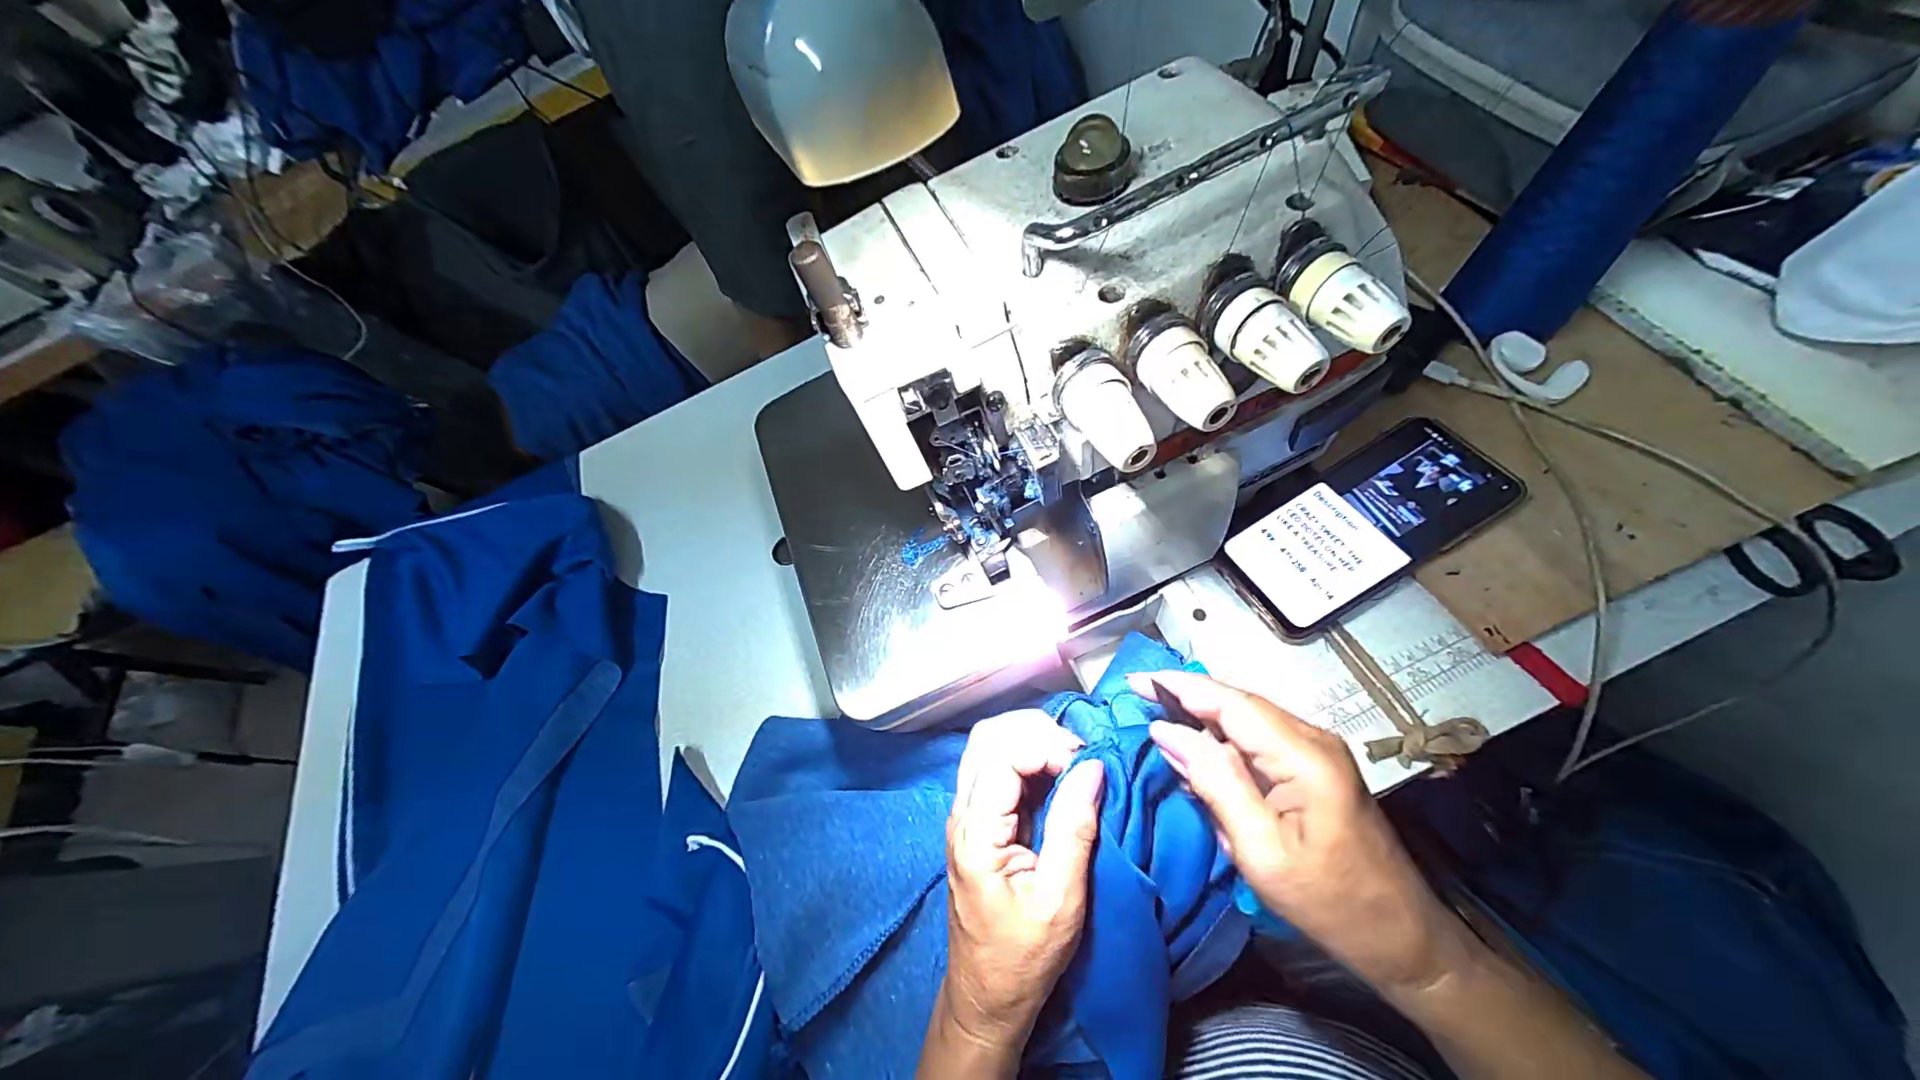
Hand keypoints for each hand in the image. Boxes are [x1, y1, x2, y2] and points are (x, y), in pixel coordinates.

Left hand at [938, 710, 1105, 1053]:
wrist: (986, 994)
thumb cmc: (1023, 957)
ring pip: (989, 745)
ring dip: (1031, 738)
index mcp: (975, 833)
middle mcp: (961, 813)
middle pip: (988, 737)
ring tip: (1073, 758)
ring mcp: (965, 813)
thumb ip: (1074, 829)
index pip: (1002, 756)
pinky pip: (996, 765)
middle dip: (1036, 730)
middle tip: (1080, 752)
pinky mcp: (977, 818)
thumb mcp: (1060, 900)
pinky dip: (1028, 755)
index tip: (1085, 763)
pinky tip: (1056, 769)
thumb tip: (1092, 767)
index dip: (1045, 745)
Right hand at [1135, 672, 1472, 995]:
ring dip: (1202, 718)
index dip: (1180, 686)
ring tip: (1158, 720)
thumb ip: (1213, 782)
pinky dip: (1222, 740)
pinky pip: (1258, 740)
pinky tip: (1197, 751)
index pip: (1230, 702)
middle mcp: (1312, 740)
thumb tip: (1166, 730)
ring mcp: (1316, 752)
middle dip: (1186, 696)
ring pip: (1246, 719)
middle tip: (1138, 696)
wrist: (1401, 938)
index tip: (1135, 680)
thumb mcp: (1259, 850)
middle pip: (1237, 703)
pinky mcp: (1314, 768)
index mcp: (1303, 756)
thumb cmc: (1329, 902)